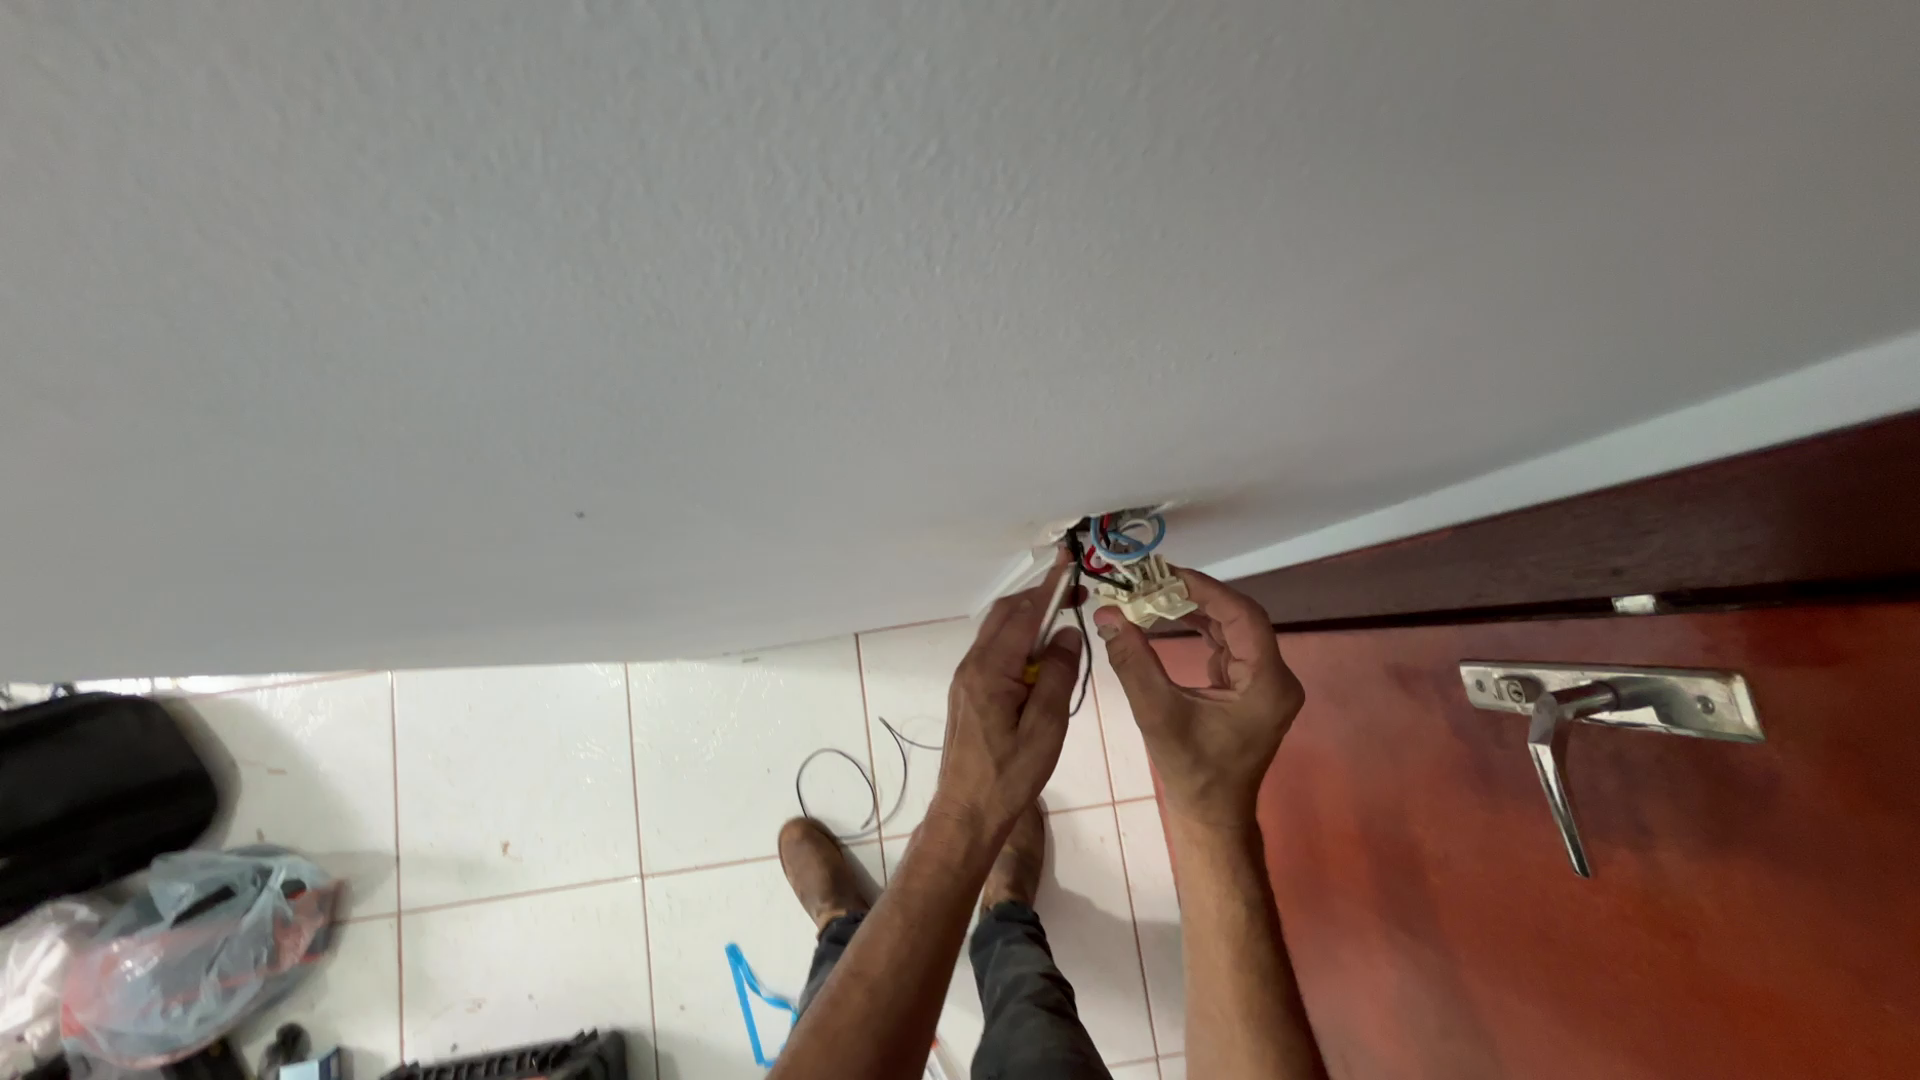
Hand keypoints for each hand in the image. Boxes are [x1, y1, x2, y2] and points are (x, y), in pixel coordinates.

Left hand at [931, 556, 1084, 836]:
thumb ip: (1057, 676)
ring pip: (998, 632)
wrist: (966, 813)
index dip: (1048, 588)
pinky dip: (1019, 641)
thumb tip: (1066, 633)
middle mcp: (972, 666)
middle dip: (1039, 598)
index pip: (1022, 615)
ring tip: (1063, 621)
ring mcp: (966, 678)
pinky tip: (1040, 656)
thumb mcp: (1045, 728)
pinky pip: (995, 651)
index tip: (1067, 562)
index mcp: (989, 670)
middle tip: (1074, 592)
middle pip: (1005, 616)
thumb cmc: (1009, 776)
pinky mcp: (968, 692)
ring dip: (1029, 619)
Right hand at [1092, 568, 1303, 829]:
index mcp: (1268, 683)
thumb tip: (1107, 615)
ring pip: (1233, 630)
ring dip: (1196, 611)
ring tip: (1156, 595)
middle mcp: (1275, 678)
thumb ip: (1133, 661)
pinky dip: (1200, 630)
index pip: (1243, 616)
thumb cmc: (1191, 770)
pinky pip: (1228, 647)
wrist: (1212, 815)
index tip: (1166, 574)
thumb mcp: (1157, 713)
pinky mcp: (1249, 689)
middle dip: (1196, 597)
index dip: (1206, 590)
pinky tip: (1172, 619)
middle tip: (1153, 581)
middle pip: (1240, 619)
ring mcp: (1264, 684)